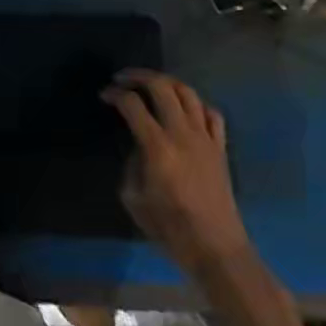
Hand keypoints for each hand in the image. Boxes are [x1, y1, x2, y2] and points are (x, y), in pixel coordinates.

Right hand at [103, 69, 248, 267]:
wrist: (217, 249)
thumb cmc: (171, 229)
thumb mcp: (134, 198)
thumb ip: (131, 165)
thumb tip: (138, 148)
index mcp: (158, 147)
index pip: (132, 105)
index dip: (115, 95)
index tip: (104, 95)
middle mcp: (182, 134)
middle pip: (162, 87)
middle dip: (138, 76)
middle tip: (123, 79)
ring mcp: (205, 139)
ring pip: (188, 93)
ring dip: (166, 82)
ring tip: (151, 85)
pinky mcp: (220, 148)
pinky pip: (211, 114)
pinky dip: (196, 104)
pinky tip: (185, 109)